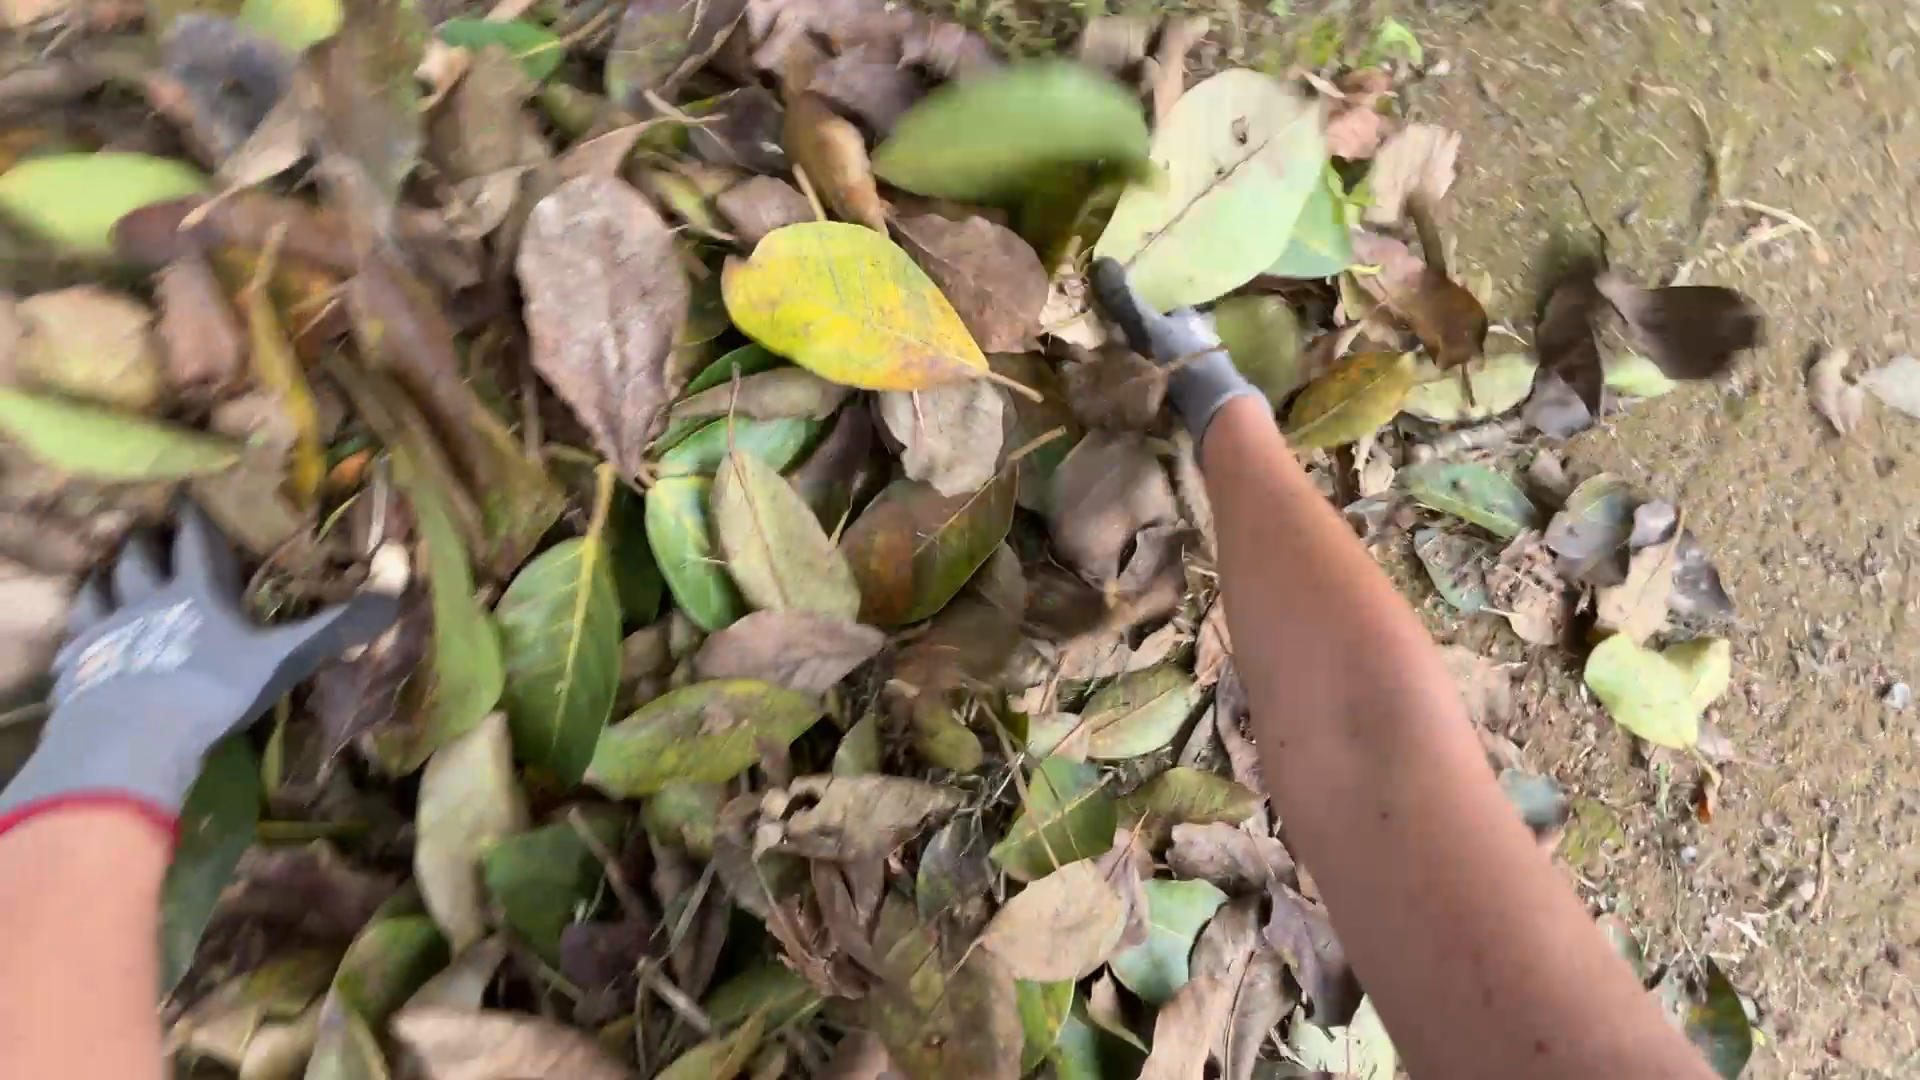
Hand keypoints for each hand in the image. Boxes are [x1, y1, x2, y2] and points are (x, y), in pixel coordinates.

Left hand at [0, 505, 401, 836]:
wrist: (127, 742)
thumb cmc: (215, 687)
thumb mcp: (289, 654)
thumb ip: (341, 621)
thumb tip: (399, 579)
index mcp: (195, 592)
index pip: (196, 542)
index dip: (195, 515)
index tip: (187, 492)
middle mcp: (144, 601)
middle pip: (137, 560)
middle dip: (146, 541)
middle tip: (150, 528)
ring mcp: (103, 634)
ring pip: (97, 590)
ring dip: (107, 575)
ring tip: (114, 569)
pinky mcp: (77, 667)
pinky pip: (76, 633)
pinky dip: (84, 622)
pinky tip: (89, 629)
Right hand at [1089, 256, 1263, 443]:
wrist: (1211, 405)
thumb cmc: (1184, 360)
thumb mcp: (1149, 327)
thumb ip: (1125, 302)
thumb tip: (1099, 262)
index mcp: (1189, 319)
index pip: (1165, 308)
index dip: (1144, 310)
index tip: (1120, 317)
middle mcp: (1195, 339)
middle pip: (1164, 335)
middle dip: (1144, 340)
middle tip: (1114, 346)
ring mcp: (1195, 368)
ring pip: (1164, 360)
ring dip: (1147, 364)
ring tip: (1119, 370)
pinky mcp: (1192, 394)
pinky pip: (1165, 384)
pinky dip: (1151, 385)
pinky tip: (1134, 390)